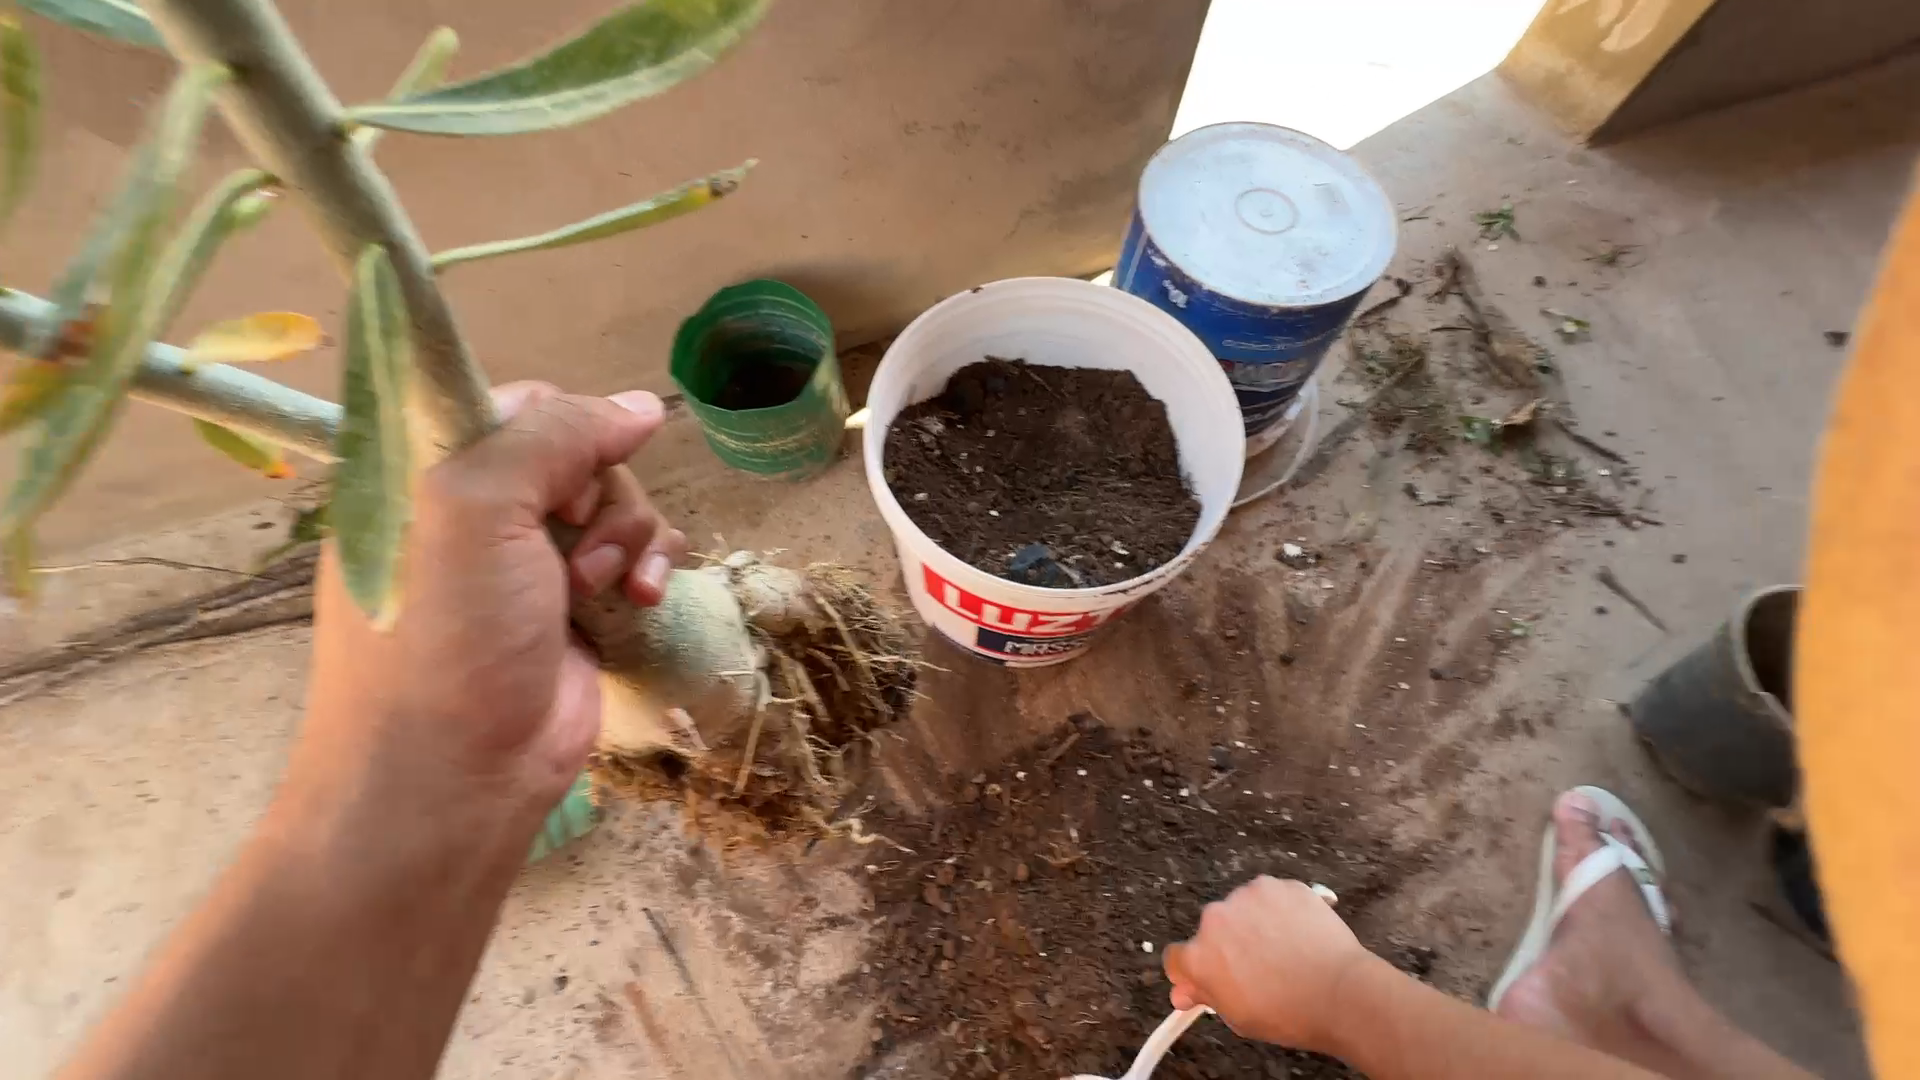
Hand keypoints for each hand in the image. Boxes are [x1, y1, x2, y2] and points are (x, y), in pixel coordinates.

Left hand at [295, 382, 686, 852]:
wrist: (460, 775)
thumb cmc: (448, 638)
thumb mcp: (476, 510)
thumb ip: (555, 436)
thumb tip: (646, 405)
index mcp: (432, 474)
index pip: (519, 406)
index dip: (564, 429)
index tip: (576, 472)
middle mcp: (485, 510)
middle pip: (585, 456)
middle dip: (604, 498)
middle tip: (581, 553)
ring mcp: (538, 560)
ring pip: (622, 505)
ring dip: (632, 539)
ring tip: (609, 589)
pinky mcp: (584, 602)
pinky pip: (641, 555)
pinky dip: (651, 570)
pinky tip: (642, 600)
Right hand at [1163, 876, 1374, 1053]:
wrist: (1342, 993)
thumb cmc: (1293, 1013)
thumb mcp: (1241, 1018)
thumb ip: (1206, 996)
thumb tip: (1183, 991)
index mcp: (1200, 955)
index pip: (1176, 958)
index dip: (1193, 970)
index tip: (1211, 977)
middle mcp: (1214, 917)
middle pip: (1212, 929)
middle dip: (1228, 943)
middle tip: (1259, 967)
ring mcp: (1245, 895)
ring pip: (1241, 908)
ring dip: (1253, 922)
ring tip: (1285, 950)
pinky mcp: (1275, 884)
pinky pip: (1270, 895)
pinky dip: (1280, 909)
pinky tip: (1299, 933)